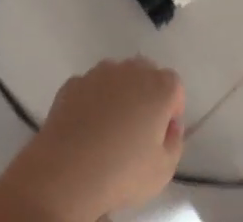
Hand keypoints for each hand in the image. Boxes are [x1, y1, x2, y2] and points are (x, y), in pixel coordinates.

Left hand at [0, 58, 185, 221]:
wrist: (68, 169)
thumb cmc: (123, 170)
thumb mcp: (164, 169)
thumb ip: (174, 141)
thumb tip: (169, 126)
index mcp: (158, 88)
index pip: (174, 85)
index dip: (172, 107)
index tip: (163, 131)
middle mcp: (129, 71)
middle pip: (145, 73)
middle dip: (147, 94)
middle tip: (140, 127)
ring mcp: (97, 73)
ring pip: (116, 76)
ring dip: (119, 93)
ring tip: (111, 127)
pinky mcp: (72, 82)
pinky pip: (91, 87)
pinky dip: (93, 100)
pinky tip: (88, 126)